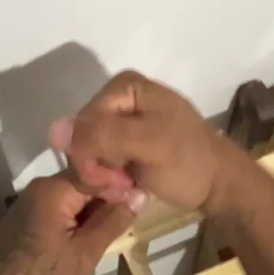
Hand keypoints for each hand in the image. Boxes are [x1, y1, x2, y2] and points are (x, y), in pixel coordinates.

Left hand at [0, 173, 135, 274]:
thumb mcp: (85, 253)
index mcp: (56, 189)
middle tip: (134, 215)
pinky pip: (62, 204)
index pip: (101, 172)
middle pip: (87, 180)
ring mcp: (34, 197)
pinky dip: (79, 215)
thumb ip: (113, 221)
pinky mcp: (30, 212)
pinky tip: (92, 232)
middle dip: (110, 197)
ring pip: (76, 194)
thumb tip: (141, 195)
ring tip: (118, 224)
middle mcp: (43, 185)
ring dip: (95, 208)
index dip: (125, 185)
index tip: (145, 197)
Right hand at [48, 71, 241, 213]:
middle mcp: (120, 97)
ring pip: (89, 152)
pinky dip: (112, 178)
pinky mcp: (127, 142)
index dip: (90, 155)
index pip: (81, 123)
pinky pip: (101, 160)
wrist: (220, 185)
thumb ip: (104, 135)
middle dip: (99, 167)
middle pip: (82, 137)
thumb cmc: (189, 162)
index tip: (115, 179)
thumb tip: (54, 129)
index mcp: (125, 86)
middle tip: (123, 186)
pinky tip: (130, 187)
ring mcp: (123, 120)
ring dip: (105, 177)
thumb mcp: (149, 145)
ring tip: (129, 188)